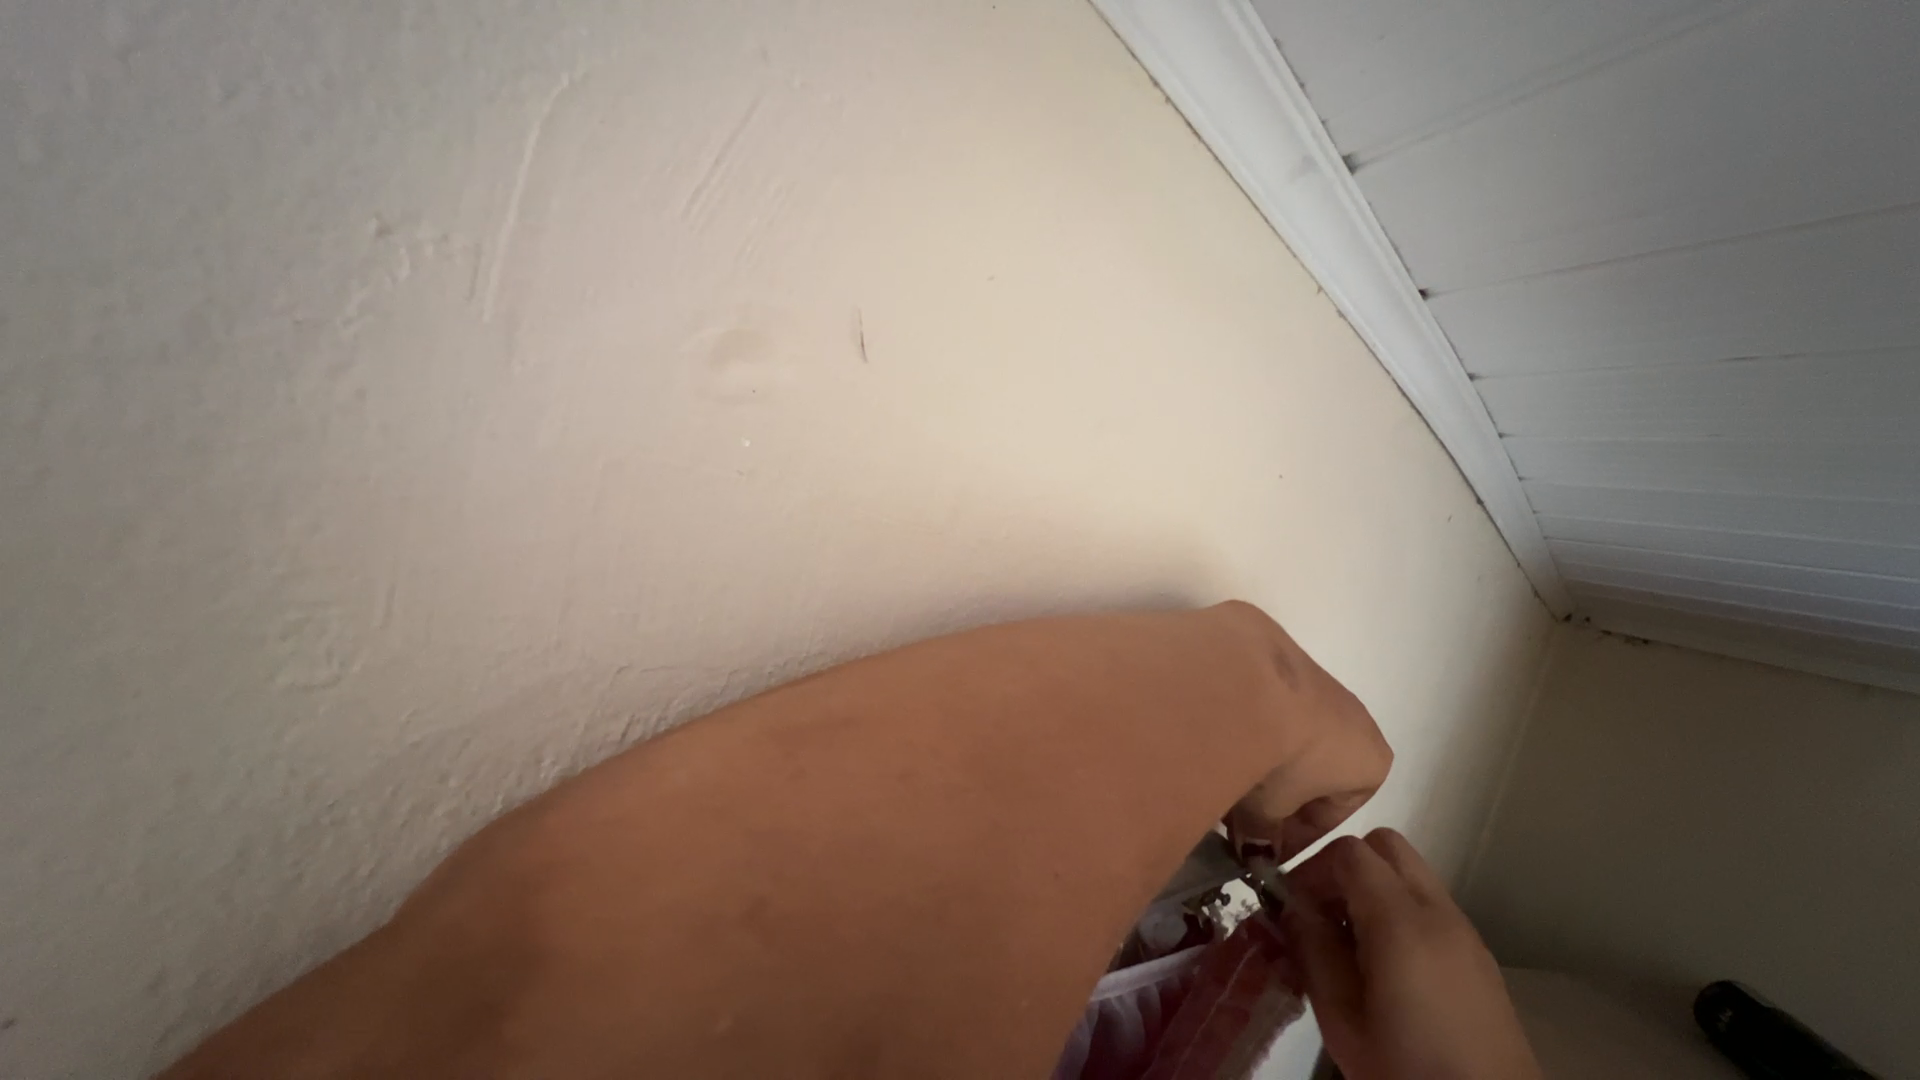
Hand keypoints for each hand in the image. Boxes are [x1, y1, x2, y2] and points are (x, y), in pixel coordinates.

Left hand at [1213, 606, 1392, 861]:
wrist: (1242, 679)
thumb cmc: (1273, 758)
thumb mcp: (1266, 812)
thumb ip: (1262, 835)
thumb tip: (1251, 853)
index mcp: (1369, 758)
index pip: (1336, 811)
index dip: (1296, 835)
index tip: (1261, 847)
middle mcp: (1352, 713)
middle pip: (1310, 765)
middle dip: (1273, 789)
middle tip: (1232, 810)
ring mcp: (1311, 673)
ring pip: (1283, 723)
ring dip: (1254, 747)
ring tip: (1212, 769)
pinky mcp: (1269, 643)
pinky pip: (1253, 688)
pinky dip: (1233, 710)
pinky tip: (1202, 727)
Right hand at [1284, 829, 1542, 1079]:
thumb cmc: (1406, 1070)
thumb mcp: (1341, 1017)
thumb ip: (1313, 950)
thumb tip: (1292, 907)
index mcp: (1401, 921)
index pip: (1348, 850)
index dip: (1312, 867)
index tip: (1293, 905)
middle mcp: (1438, 912)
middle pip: (1385, 845)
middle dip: (1344, 866)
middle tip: (1322, 911)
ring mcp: (1465, 932)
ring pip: (1409, 871)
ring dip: (1372, 887)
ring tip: (1350, 940)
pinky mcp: (1478, 956)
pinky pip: (1429, 904)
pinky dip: (1398, 909)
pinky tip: (1385, 963)